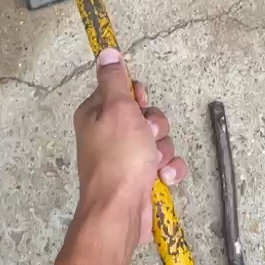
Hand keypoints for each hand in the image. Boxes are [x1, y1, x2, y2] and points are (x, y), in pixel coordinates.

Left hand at [73, 47, 184, 241]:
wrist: (121, 211)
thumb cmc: (118, 159)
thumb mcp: (117, 108)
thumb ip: (114, 79)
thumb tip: (107, 53)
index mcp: (96, 113)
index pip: (122, 90)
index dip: (137, 97)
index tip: (139, 106)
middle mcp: (109, 133)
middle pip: (146, 114)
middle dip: (155, 125)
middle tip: (148, 136)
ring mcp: (125, 156)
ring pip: (159, 139)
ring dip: (163, 149)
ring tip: (154, 163)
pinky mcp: (141, 176)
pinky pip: (165, 163)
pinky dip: (168, 169)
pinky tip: (163, 178)